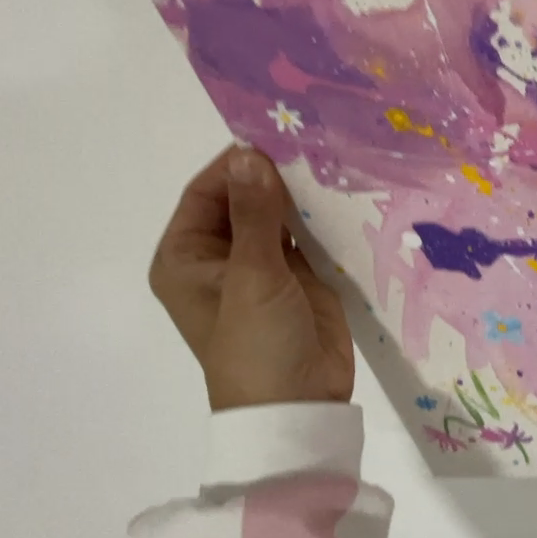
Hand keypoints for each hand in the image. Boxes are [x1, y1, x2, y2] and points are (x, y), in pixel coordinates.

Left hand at [148, 146, 354, 410]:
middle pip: (245, 201)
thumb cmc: (256, 343)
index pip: (207, 193)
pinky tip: (349, 197)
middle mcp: (221, 257)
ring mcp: (264, 268)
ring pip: (280, 218)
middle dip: (276, 176)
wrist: (297, 403)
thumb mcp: (253, 276)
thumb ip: (255, 215)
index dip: (238, 164)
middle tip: (319, 143)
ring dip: (302, 196)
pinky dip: (323, 220)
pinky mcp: (301, 279)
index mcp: (187, 256)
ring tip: (340, 162)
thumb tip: (250, 154)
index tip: (280, 134)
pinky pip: (309, 238)